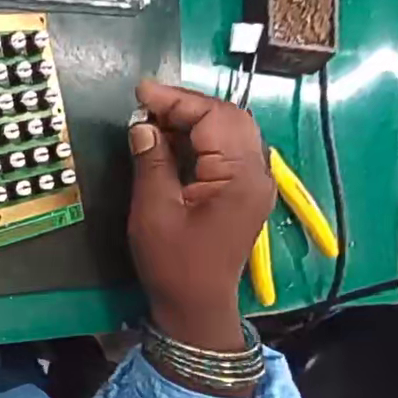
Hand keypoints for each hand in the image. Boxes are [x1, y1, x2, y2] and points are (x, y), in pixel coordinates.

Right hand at [126, 80, 275, 351]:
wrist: (196, 305)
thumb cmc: (173, 262)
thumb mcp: (154, 211)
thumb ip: (152, 163)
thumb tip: (143, 127)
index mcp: (239, 176)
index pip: (214, 118)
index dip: (176, 100)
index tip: (141, 92)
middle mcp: (256, 172)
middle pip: (228, 118)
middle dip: (186, 106)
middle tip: (145, 104)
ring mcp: (252, 182)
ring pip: (228, 132)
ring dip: (192, 121)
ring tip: (152, 119)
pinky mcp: (241, 192)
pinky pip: (223, 152)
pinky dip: (197, 140)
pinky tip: (169, 141)